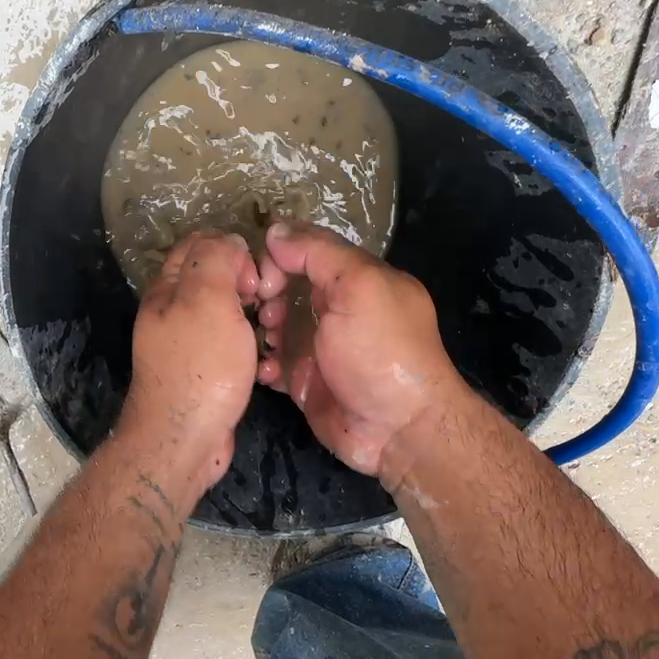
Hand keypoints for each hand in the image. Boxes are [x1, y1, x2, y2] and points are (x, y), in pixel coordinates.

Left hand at [116, 231, 260, 498]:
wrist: (184, 440)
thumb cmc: (199, 366)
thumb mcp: (206, 298)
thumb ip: (215, 259)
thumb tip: (228, 243)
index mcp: (165, 291)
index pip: (198, 245)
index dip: (231, 248)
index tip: (253, 275)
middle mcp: (171, 315)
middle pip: (214, 279)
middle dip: (246, 282)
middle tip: (264, 303)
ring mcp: (186, 348)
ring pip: (226, 316)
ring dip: (252, 318)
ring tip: (269, 330)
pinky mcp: (203, 375)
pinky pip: (231, 349)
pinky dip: (250, 349)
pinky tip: (266, 361)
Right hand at [255, 221, 468, 477]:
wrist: (397, 428)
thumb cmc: (381, 352)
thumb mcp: (358, 288)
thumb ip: (318, 253)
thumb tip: (275, 230)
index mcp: (358, 280)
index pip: (309, 251)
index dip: (280, 257)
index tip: (264, 277)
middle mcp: (338, 310)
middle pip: (287, 287)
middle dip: (267, 295)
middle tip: (264, 313)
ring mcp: (320, 348)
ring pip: (275, 326)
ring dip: (261, 331)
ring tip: (265, 343)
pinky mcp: (305, 381)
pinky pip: (273, 364)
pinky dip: (263, 365)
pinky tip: (265, 371)